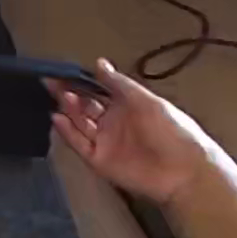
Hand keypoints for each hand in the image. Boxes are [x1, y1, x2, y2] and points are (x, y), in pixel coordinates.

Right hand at [46, 59, 221, 206]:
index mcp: (127, 107)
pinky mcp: (96, 158)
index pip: (98, 92)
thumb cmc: (172, 132)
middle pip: (84, 106)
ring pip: (78, 122)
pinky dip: (66, 131)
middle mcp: (113, 123)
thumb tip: (99, 62)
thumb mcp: (148, 102)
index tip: (63, 73)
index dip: (81, 82)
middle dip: (68, 93)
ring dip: (68, 109)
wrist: (184, 174)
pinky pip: (76, 142)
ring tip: (61, 96)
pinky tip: (57, 118)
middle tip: (52, 82)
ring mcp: (103, 141)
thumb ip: (119, 84)